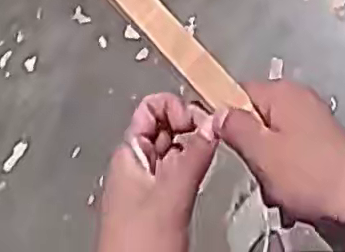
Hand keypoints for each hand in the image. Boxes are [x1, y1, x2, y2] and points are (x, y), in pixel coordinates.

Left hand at [96, 93, 218, 251]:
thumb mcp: (171, 195)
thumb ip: (194, 155)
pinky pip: (179, 170)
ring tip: (213, 149)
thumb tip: (214, 120)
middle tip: (213, 133)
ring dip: (194, 144)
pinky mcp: (161, 204)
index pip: (151, 107)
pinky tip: (205, 171)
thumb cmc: (137, 248)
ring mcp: (149, 185)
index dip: (176, 106)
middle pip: (165, 125)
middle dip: (190, 123)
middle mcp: (138, 164)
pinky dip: (194, 164)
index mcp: (130, 153)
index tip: (201, 121)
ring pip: (174, 148)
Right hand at [215, 80, 344, 227]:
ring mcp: (312, 115)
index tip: (226, 140)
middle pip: (258, 116)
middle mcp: (297, 95)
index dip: (229, 116)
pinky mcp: (323, 136)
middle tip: (259, 169)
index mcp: (280, 91)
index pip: (240, 92)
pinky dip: (290, 166)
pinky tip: (294, 189)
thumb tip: (217, 112)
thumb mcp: (261, 151)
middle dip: (254, 147)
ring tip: (279, 186)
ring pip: (275, 136)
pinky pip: (294, 146)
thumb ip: (235, 127)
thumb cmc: (306, 172)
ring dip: (271, 162)